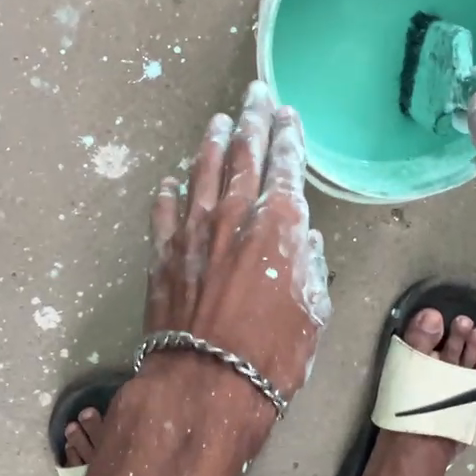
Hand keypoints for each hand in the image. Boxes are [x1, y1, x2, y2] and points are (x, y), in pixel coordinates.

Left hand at [144, 80, 331, 407]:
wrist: (206, 383)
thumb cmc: (273, 353)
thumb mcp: (313, 311)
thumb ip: (309, 266)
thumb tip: (303, 239)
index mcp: (277, 225)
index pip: (285, 167)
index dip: (288, 138)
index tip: (288, 115)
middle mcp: (234, 215)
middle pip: (243, 155)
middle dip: (252, 120)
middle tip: (255, 93)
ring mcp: (193, 231)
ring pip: (202, 171)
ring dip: (211, 142)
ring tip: (218, 120)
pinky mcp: (163, 253)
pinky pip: (165, 211)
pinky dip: (169, 192)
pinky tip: (170, 180)